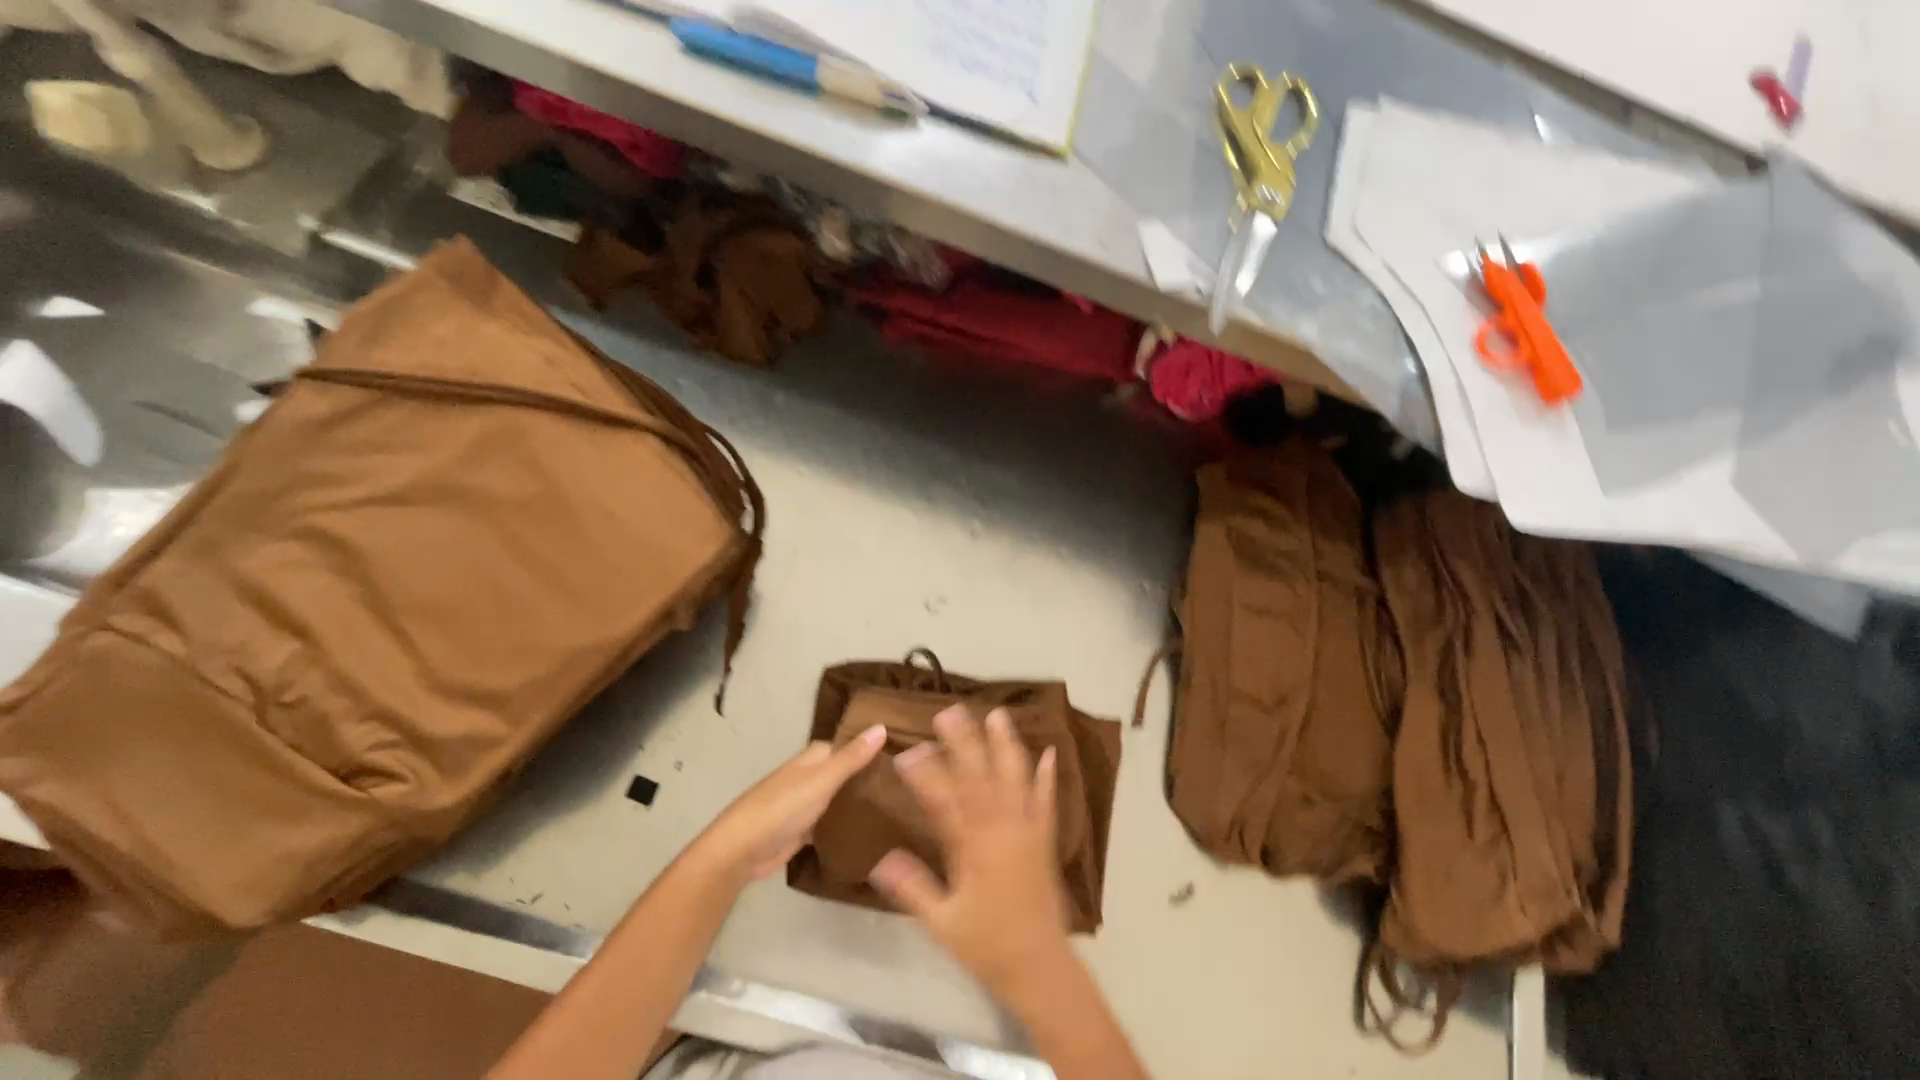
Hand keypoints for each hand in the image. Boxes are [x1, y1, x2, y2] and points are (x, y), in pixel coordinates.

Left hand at [693, 726, 886, 880]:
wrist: (742, 850)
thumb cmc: (782, 808)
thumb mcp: (822, 780)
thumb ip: (851, 758)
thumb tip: (882, 726)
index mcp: (810, 760)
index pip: (843, 746)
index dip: (866, 748)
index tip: (897, 754)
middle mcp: (807, 778)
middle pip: (841, 773)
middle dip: (865, 777)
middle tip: (904, 785)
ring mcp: (803, 806)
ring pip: (836, 800)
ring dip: (856, 803)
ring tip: (896, 807)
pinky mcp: (801, 833)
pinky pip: (829, 826)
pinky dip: (844, 828)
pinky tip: (869, 833)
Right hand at [869, 706, 1071, 995]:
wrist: (1040, 966)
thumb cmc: (987, 945)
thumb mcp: (943, 922)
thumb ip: (914, 889)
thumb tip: (880, 860)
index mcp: (974, 849)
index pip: (944, 802)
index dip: (924, 775)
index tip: (905, 753)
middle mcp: (1002, 831)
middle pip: (981, 778)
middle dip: (964, 743)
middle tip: (949, 712)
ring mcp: (1027, 832)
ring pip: (1015, 780)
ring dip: (1006, 746)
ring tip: (997, 714)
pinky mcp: (1045, 841)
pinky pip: (1046, 802)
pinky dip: (1047, 777)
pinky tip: (1049, 752)